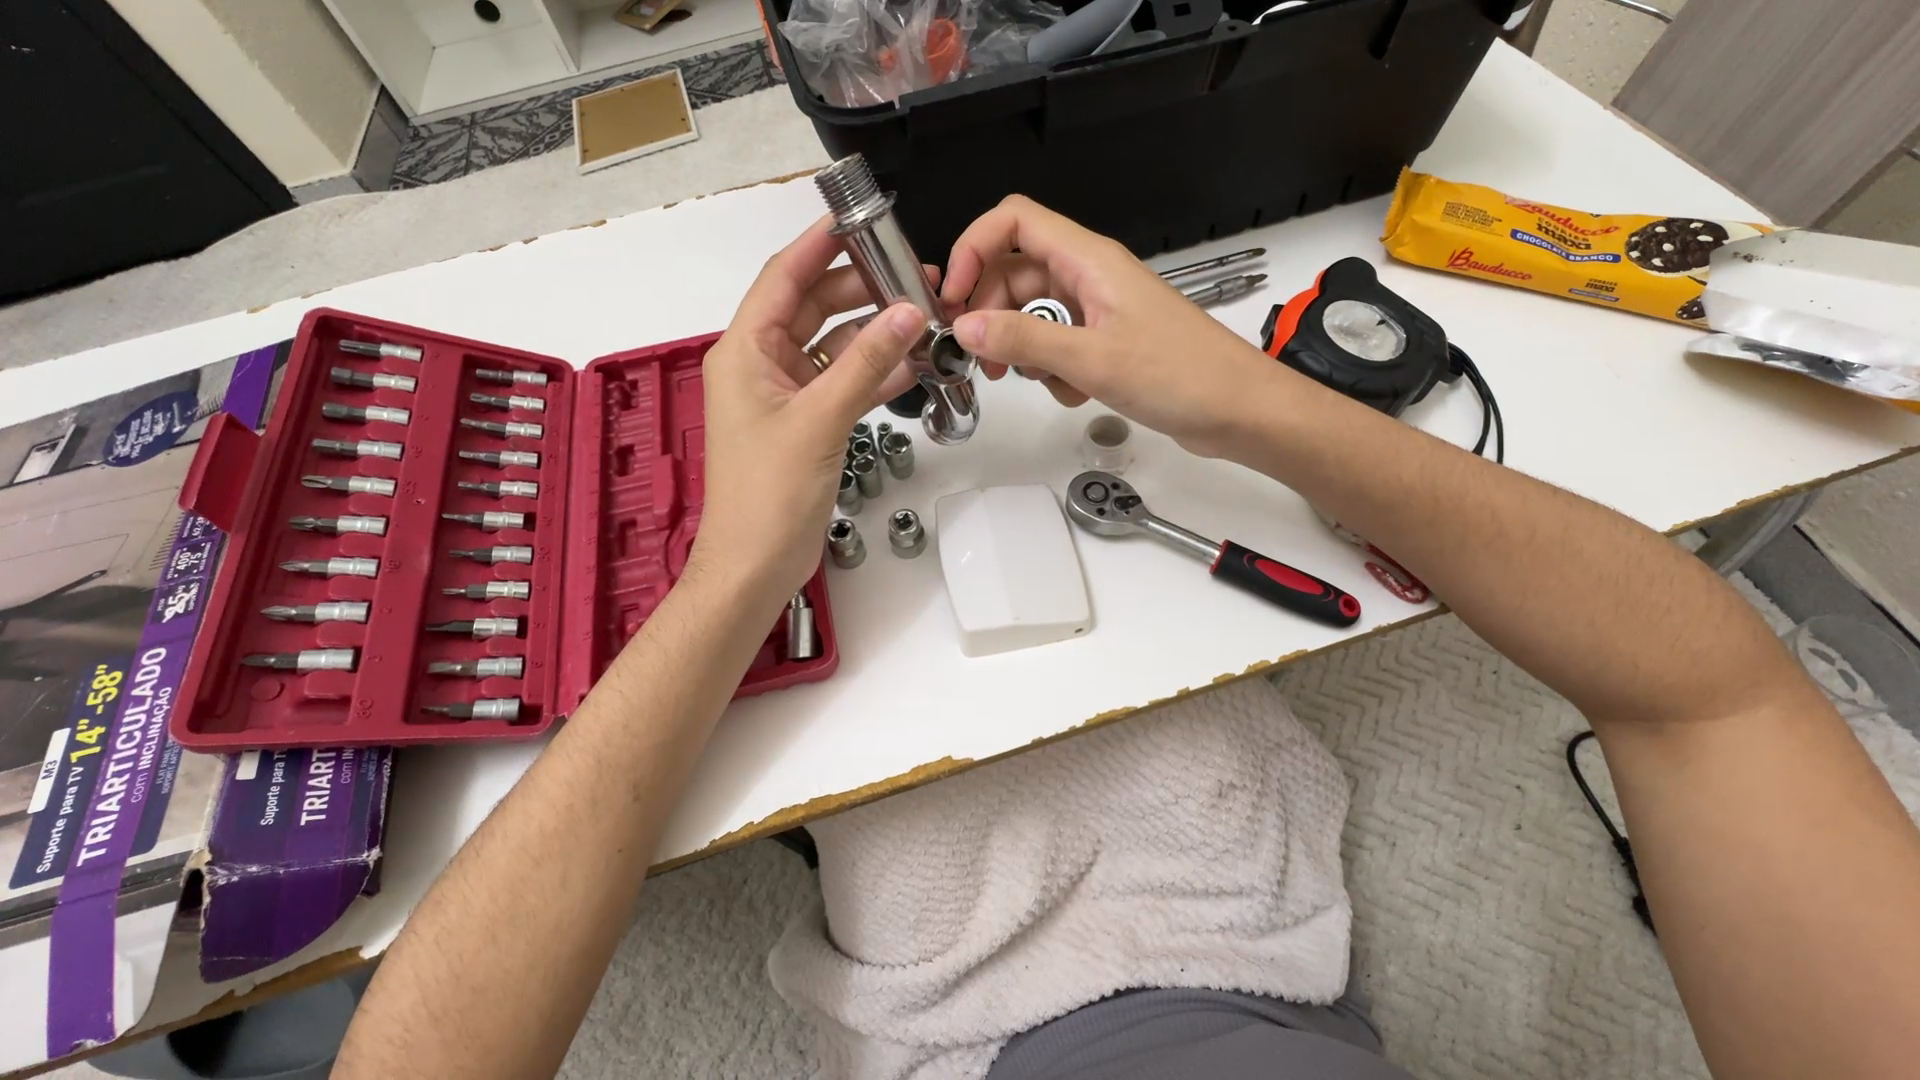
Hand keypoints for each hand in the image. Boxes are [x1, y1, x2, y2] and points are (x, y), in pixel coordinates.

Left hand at [689, 217, 928, 605]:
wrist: (757, 564)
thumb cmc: (767, 496)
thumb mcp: (818, 420)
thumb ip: (865, 364)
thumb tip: (907, 313)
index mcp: (745, 352)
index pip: (783, 278)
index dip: (819, 244)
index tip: (857, 216)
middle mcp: (762, 365)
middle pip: (813, 307)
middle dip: (861, 289)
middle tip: (912, 276)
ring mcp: (785, 395)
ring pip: (834, 346)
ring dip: (874, 333)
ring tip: (922, 316)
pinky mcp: (807, 423)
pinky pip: (843, 383)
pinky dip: (874, 374)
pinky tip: (911, 364)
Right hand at [941, 195, 1279, 458]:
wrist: (1237, 410)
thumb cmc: (1181, 375)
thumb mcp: (1091, 358)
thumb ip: (1024, 339)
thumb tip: (965, 326)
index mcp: (1089, 260)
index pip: (1014, 221)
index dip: (974, 249)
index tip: (953, 297)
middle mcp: (1090, 277)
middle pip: (1015, 272)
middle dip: (989, 312)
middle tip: (981, 356)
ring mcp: (1098, 310)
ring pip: (1033, 312)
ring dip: (1020, 345)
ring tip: (1025, 378)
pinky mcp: (1106, 342)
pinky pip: (1057, 343)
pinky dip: (1051, 368)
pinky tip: (1073, 392)